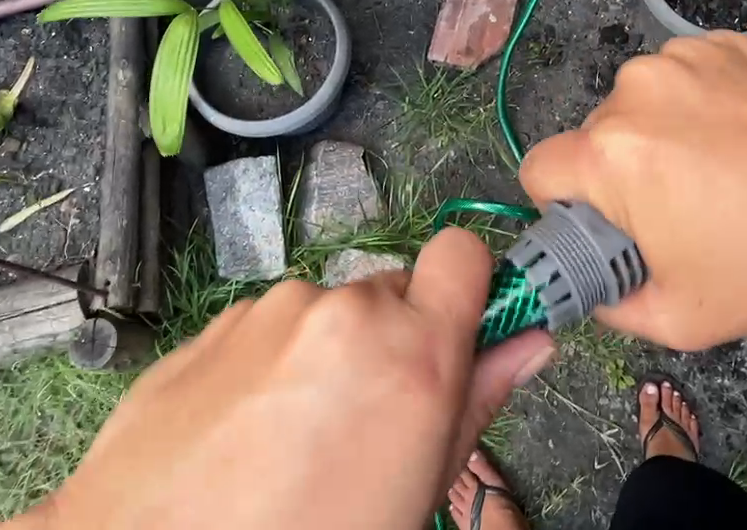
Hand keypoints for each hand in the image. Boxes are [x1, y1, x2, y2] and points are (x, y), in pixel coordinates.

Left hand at [4, 228, 554, 529]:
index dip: (467, 286)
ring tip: (291, 435)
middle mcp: (344, 308)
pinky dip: (273, 361)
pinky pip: (271, 325)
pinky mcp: (216, 322)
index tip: (458, 331)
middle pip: (394, 292)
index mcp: (411, 350)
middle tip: (366, 417)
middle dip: (393, 338)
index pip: (463, 252)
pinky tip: (243, 429)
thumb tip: (531, 341)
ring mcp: (273, 309)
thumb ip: (479, 399)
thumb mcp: (417, 492)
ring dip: (329, 353)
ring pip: (329, 312)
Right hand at [521, 33, 746, 349]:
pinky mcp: (728, 42)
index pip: (539, 168)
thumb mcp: (681, 317)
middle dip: (622, 170)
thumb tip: (596, 281)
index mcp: (610, 156)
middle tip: (682, 207)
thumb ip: (612, 302)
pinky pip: (688, 76)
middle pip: (596, 136)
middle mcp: (634, 91)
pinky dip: (704, 103)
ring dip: (663, 132)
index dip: (561, 204)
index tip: (604, 224)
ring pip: (643, 102)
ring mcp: (684, 57)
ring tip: (725, 168)